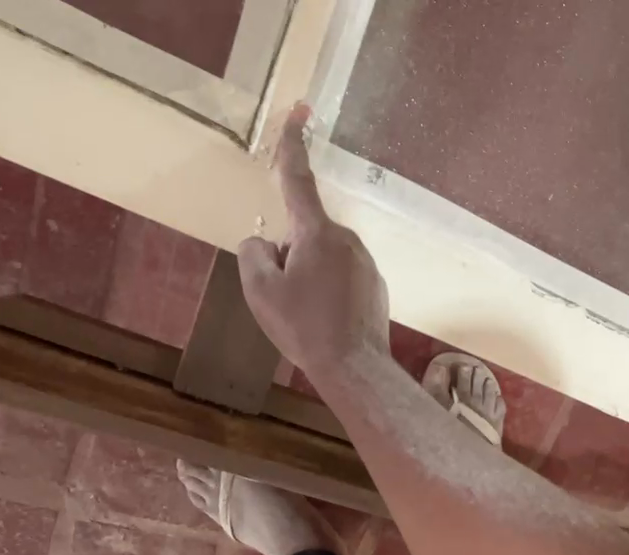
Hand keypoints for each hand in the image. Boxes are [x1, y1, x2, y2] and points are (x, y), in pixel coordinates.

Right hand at [239, 104, 391, 375]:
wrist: (354, 369)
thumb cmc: (304, 327)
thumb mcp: (260, 290)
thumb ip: (253, 253)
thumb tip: (265, 244)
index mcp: (318, 233)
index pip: (298, 180)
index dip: (291, 145)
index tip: (298, 111)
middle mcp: (348, 240)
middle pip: (305, 234)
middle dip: (290, 255)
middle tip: (286, 297)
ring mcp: (366, 265)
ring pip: (323, 259)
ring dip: (309, 277)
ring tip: (307, 316)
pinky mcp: (376, 288)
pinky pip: (341, 280)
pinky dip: (328, 294)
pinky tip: (326, 323)